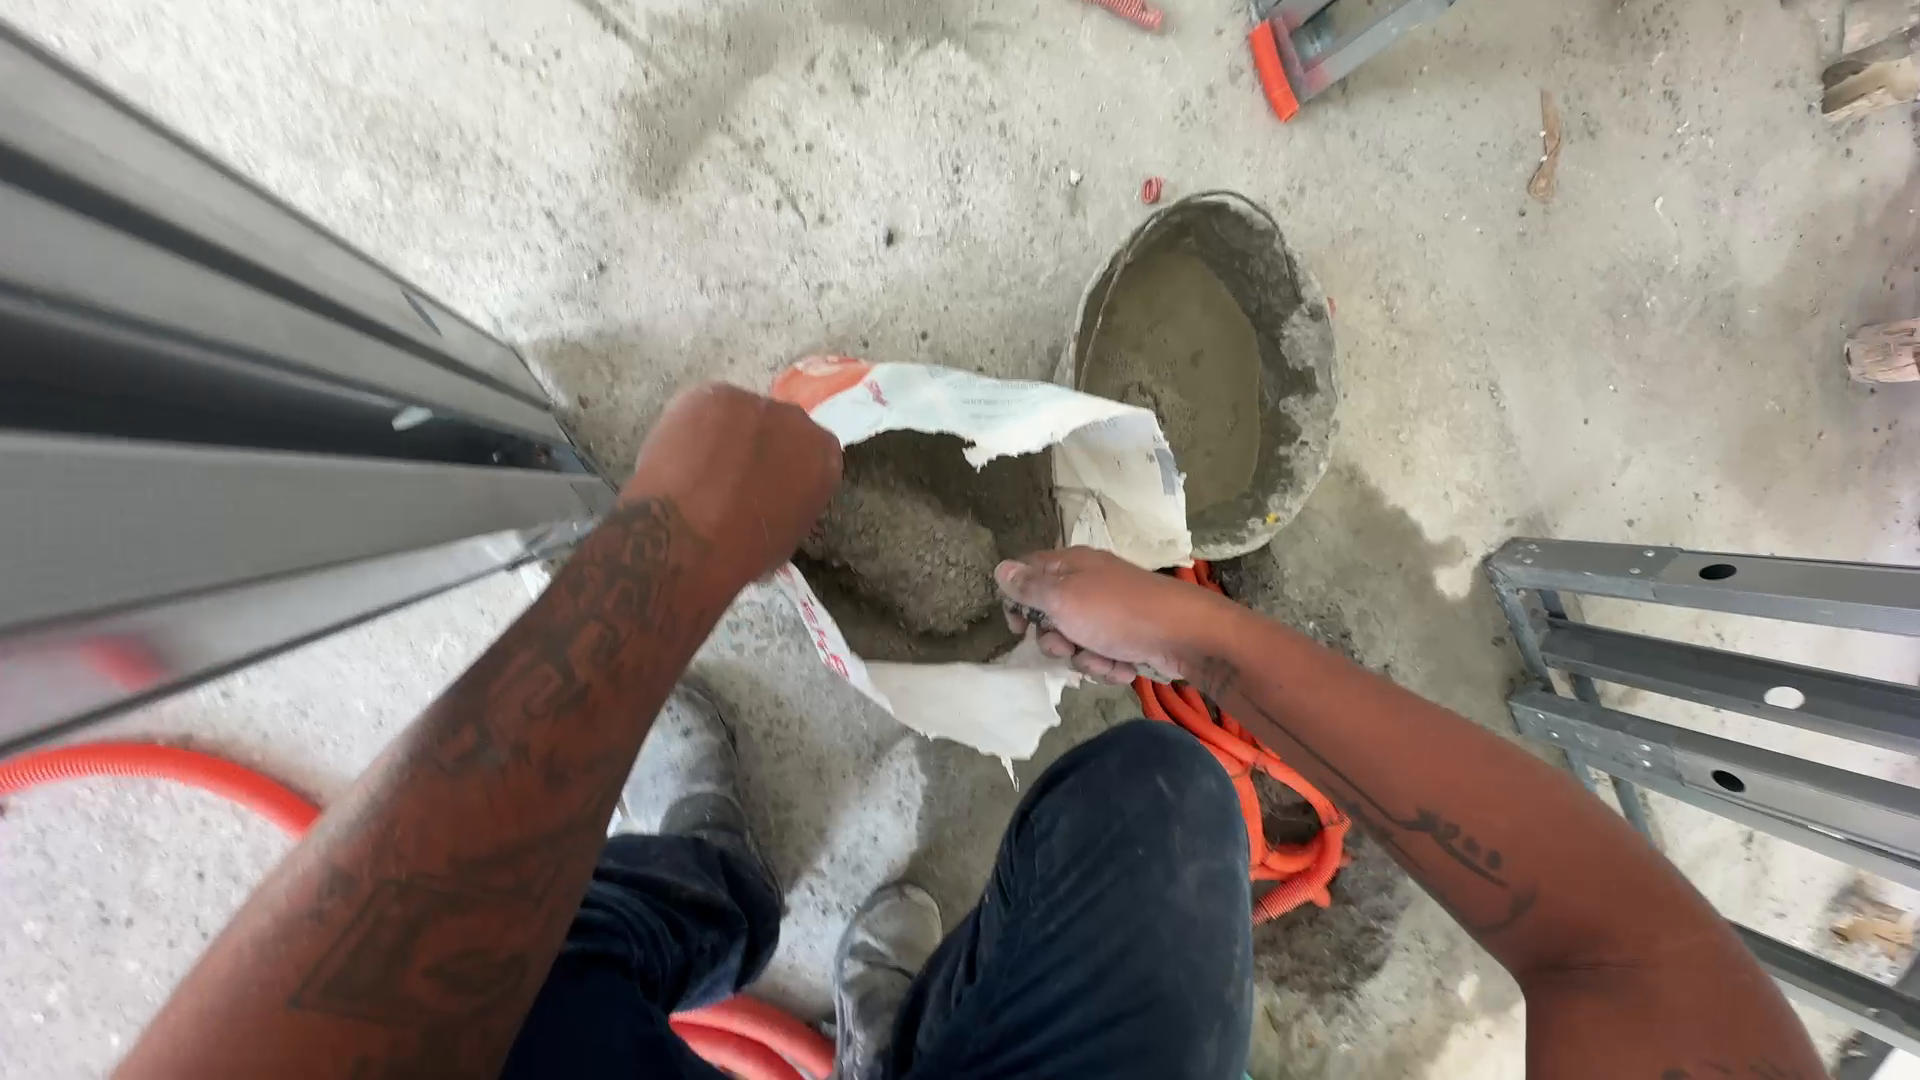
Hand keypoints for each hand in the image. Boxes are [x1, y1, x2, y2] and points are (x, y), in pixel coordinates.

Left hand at [622, 382, 841, 587]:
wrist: (688, 536)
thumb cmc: (743, 550)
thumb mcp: (787, 534)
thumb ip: (793, 501)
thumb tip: (775, 499)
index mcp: (824, 456)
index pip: (811, 453)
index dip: (786, 467)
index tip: (768, 483)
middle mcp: (798, 420)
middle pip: (779, 425)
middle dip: (760, 444)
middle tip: (733, 473)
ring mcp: (754, 402)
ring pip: (739, 414)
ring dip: (725, 434)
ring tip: (699, 465)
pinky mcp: (712, 394)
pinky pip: (704, 407)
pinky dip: (693, 426)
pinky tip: (680, 454)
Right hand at [994, 548, 1242, 684]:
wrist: (1184, 635)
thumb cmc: (1116, 612)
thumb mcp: (1063, 598)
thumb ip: (1029, 586)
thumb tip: (1000, 568)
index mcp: (1070, 565)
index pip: (1027, 574)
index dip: (1017, 601)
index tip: (1019, 628)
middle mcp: (1088, 584)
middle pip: (1050, 615)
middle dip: (1056, 640)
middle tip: (1067, 643)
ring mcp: (1110, 612)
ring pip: (1076, 642)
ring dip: (1085, 657)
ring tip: (1105, 657)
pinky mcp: (1128, 637)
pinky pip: (1102, 655)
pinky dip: (1109, 664)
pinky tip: (1124, 664)